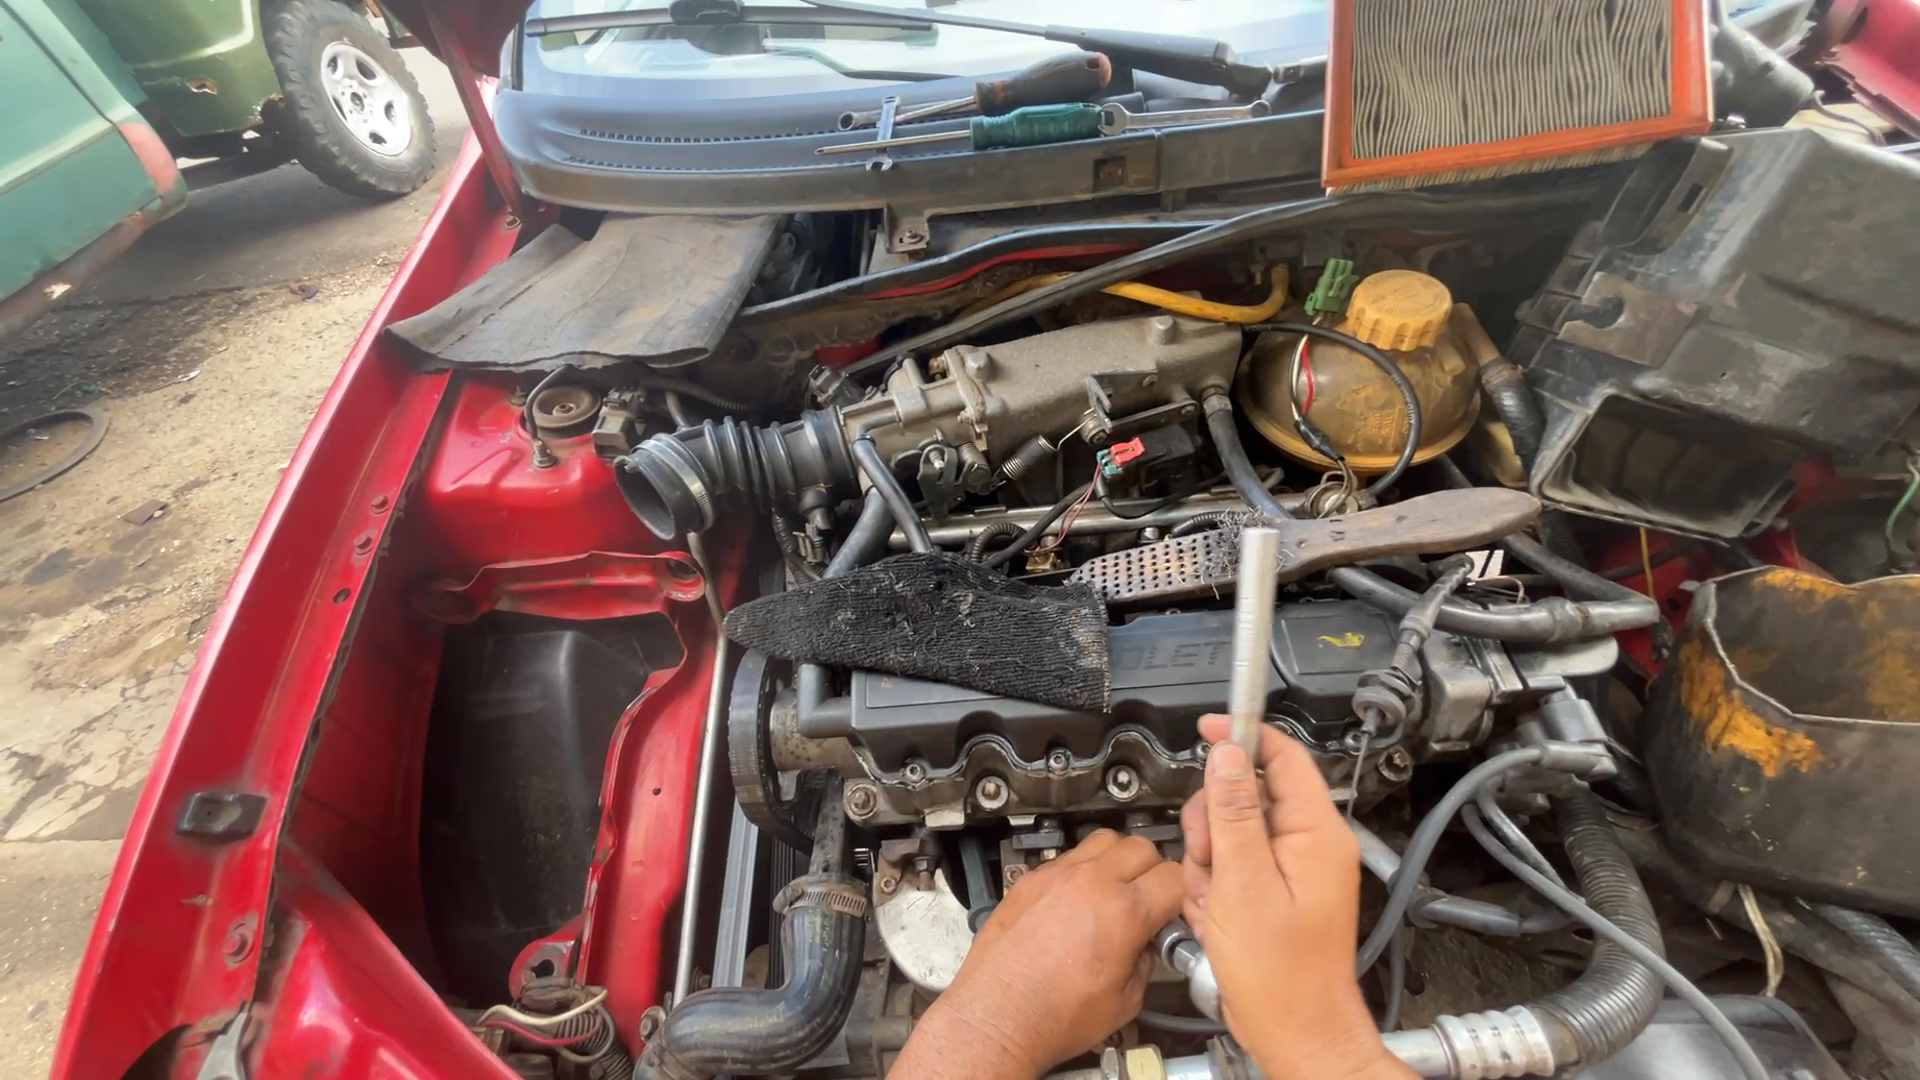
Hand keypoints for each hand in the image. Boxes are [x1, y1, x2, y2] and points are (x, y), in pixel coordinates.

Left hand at [892, 830, 1182, 1079]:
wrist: (999, 1012)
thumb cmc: (1052, 1014)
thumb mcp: (1125, 1001)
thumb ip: (1145, 960)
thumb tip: (1147, 943)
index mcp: (1122, 911)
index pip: (1174, 876)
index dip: (1184, 891)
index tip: (1180, 904)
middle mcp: (1090, 881)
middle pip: (1141, 845)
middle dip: (1154, 869)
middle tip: (1152, 894)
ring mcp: (1057, 874)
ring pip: (1103, 839)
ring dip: (1118, 858)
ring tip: (1118, 887)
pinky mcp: (1033, 877)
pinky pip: (1068, 856)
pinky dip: (1082, 869)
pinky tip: (1080, 898)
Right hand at [1181, 715, 1413, 1079]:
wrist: (1294, 1035)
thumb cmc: (1281, 975)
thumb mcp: (1244, 883)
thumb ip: (1233, 812)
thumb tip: (1226, 755)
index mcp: (1315, 833)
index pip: (1282, 756)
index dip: (1242, 735)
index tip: (1208, 729)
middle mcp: (1307, 842)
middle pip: (1243, 791)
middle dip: (1212, 822)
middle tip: (1210, 859)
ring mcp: (1289, 865)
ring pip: (1227, 825)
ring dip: (1208, 858)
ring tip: (1215, 898)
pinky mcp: (1271, 884)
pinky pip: (1226, 858)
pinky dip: (1212, 880)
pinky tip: (1217, 911)